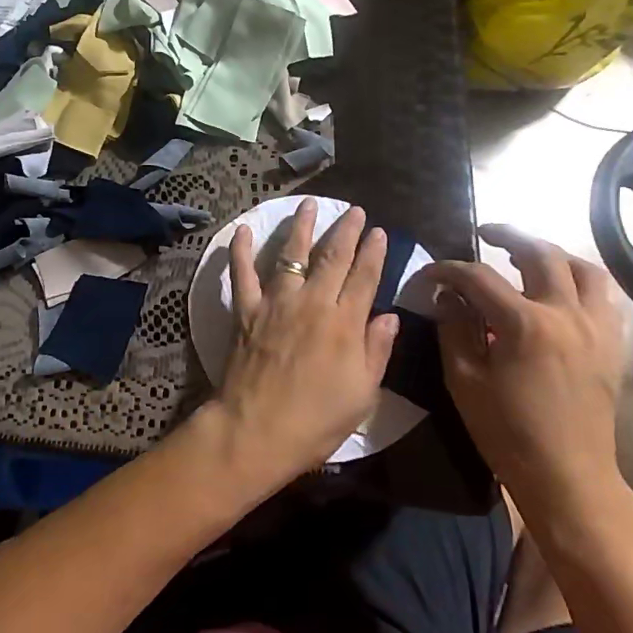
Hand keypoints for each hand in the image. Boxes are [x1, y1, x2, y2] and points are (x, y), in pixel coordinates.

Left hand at [209, 201, 399, 488]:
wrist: (258, 427)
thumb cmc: (318, 419)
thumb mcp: (364, 392)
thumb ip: (377, 350)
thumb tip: (390, 316)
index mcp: (346, 323)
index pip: (365, 277)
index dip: (375, 252)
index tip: (381, 232)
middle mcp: (312, 303)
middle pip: (332, 258)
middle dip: (346, 231)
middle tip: (355, 210)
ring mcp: (276, 303)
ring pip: (291, 255)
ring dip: (302, 228)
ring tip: (309, 205)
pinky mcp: (246, 310)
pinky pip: (242, 274)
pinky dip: (241, 250)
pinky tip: (243, 230)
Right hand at [427, 225, 625, 513]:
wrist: (567, 472)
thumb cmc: (505, 428)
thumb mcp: (463, 378)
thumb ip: (455, 328)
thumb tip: (449, 297)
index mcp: (525, 324)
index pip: (479, 277)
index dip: (448, 270)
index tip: (428, 275)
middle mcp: (567, 315)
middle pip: (541, 255)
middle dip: (508, 237)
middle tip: (483, 234)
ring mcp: (597, 329)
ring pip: (584, 269)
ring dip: (552, 254)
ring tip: (526, 255)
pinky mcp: (612, 345)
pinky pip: (602, 298)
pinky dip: (578, 282)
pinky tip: (557, 292)